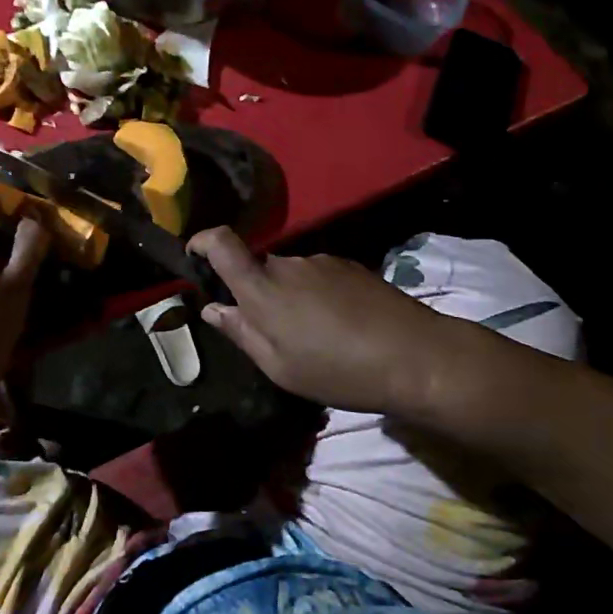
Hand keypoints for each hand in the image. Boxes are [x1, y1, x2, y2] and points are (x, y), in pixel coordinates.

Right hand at [188, 227, 459, 414]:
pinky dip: (316, 296)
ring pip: (289, 274)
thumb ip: (241, 333)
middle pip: (257, 268)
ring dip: (289, 298)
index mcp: (263, 288)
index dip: (202, 242)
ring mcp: (322, 261)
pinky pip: (317, 275)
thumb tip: (212, 308)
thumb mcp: (280, 367)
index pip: (221, 243)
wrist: (417, 357)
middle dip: (256, 294)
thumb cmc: (338, 371)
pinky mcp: (350, 266)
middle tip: (273, 334)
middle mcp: (288, 264)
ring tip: (314, 336)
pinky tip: (340, 326)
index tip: (195, 259)